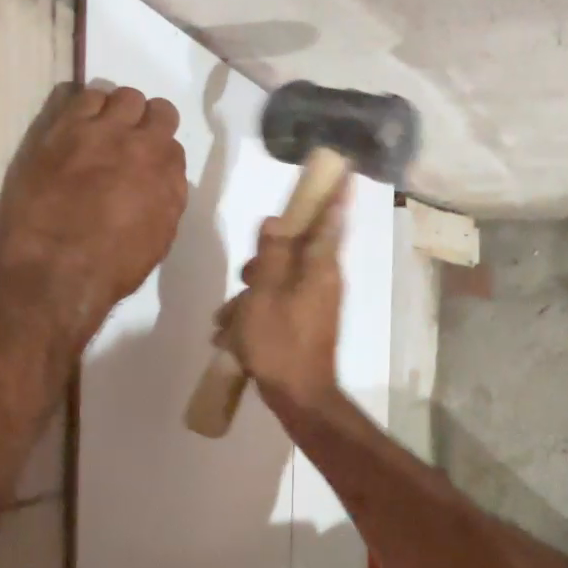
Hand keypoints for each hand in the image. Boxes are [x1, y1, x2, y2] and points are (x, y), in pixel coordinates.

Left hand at [0, 86, 188, 319]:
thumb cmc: (113, 267)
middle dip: (146, 124)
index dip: (159, 156)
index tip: (146, 168)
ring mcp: (101, 133)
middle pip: (156, 111)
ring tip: (101, 131)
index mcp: (169, 177)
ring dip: (117, 111)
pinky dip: (86, 107)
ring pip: (122, 96)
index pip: (173, 147)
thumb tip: (158, 182)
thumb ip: (164, 199)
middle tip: (129, 142)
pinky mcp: (63, 128)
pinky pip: (81, 96)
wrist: (57, 268)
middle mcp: (141, 146)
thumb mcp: (158, 240)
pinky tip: (78, 127)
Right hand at [225, 182, 347, 417]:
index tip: (340, 169)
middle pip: (295, 250)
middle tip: (244, 276)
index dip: (333, 194)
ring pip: (280, 280)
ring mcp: (316, 304)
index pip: (330, 219)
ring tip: (227, 318)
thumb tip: (277, 220)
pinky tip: (231, 334)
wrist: (300, 397)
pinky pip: (278, 305)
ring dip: (252, 293)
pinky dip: (256, 313)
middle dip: (264, 259)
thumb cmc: (280, 342)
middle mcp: (324, 281)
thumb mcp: (265, 293)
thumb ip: (271, 253)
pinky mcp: (305, 324)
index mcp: (321, 267)